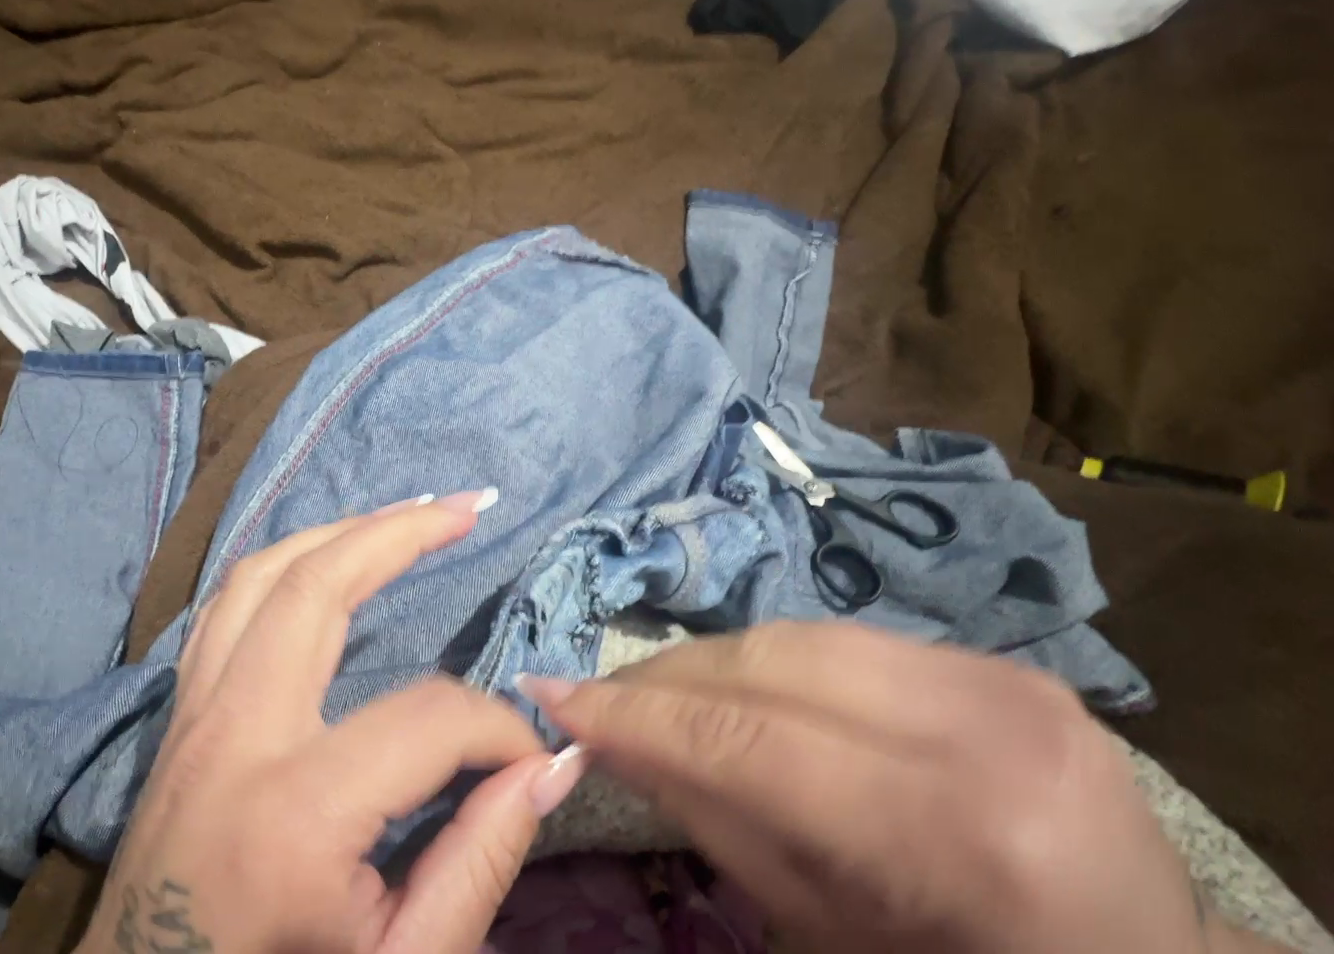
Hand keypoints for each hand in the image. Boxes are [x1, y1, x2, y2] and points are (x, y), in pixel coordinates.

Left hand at [78, 491, 585, 953]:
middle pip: (317, 589)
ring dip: (336, 530)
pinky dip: (282, 562)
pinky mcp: (180, 714)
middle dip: (402, 534)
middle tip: (468, 505)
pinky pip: (225, 606)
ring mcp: (194, 713)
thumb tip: (549, 767)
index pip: (428, 719)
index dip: (498, 729)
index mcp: (295, 808)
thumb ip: (478, 862)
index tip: (531, 760)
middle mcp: (234, 734)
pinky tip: (324, 555)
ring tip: (404, 510)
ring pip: (257, 576)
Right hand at [521, 621, 1285, 953]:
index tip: (551, 693)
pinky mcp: (1006, 661)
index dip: (635, 713)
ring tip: (657, 692)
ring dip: (711, 662)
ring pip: (801, 636)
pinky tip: (741, 690)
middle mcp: (988, 731)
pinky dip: (775, 662)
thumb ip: (713, 817)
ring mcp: (1009, 680)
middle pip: (771, 662)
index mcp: (954, 833)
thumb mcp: (824, 928)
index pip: (748, 740)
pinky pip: (848, 642)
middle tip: (596, 694)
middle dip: (666, 675)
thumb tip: (606, 737)